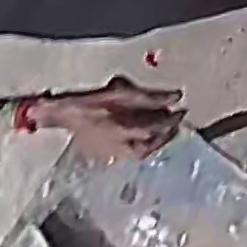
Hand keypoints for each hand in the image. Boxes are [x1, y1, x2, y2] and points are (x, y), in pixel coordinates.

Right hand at [27, 77, 184, 159]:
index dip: (170, 119)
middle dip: (165, 135)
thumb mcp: (124, 91)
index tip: (182, 109)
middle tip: (177, 122)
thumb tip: (176, 96)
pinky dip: (142, 146)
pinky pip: (127, 155)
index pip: (152, 128)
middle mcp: (114, 144)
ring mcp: (107, 152)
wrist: (63, 112)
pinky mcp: (102, 154)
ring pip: (138, 154)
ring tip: (167, 130)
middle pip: (146, 147)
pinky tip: (149, 137)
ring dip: (156, 142)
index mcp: (119, 128)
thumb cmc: (94, 99)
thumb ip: (151, 96)